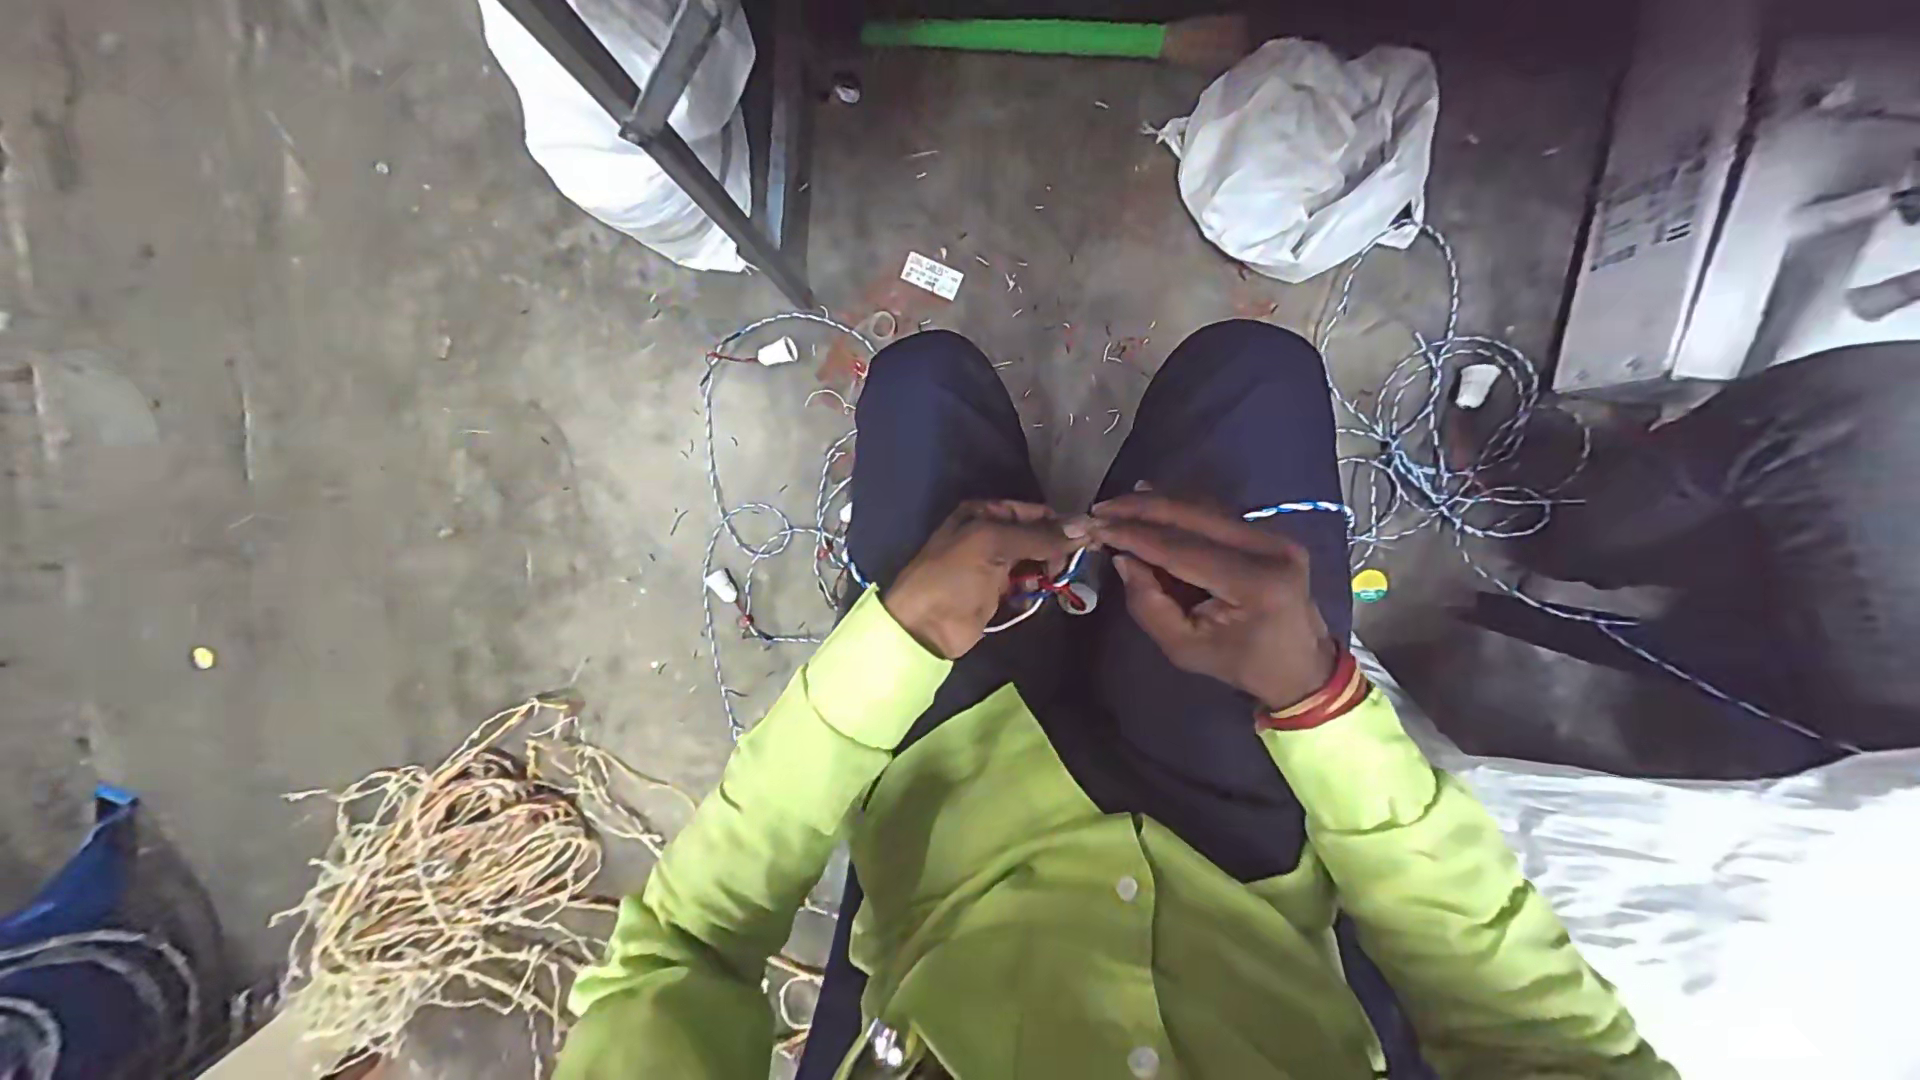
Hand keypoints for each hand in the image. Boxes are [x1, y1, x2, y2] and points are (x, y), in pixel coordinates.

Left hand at [882, 500, 1075, 658]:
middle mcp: (991, 534)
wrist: (925, 625)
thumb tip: (1085, 526)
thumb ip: (1038, 536)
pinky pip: (1028, 585)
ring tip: (1052, 582)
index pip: (1034, 512)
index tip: (1088, 539)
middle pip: (1038, 537)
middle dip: (1056, 549)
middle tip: (1068, 566)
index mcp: (985, 514)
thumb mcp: (992, 544)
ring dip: (1048, 571)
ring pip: (1036, 562)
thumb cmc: (953, 575)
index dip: (1061, 524)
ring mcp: (995, 565)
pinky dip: (1036, 590)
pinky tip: (1036, 596)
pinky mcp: (999, 593)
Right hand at [1086, 493, 1336, 710]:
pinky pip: (1214, 514)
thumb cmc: (1241, 663)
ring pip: (1203, 508)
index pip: (1181, 549)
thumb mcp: (1184, 648)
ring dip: (1158, 503)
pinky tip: (1150, 498)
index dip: (1134, 535)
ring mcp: (1274, 536)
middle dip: (1142, 509)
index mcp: (1253, 583)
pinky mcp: (1269, 533)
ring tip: (1118, 504)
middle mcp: (1268, 549)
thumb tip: (1122, 559)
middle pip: (1193, 516)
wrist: (1302, 667)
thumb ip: (1148, 604)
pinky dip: (1179, 507)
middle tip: (1101, 508)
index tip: (1097, 527)